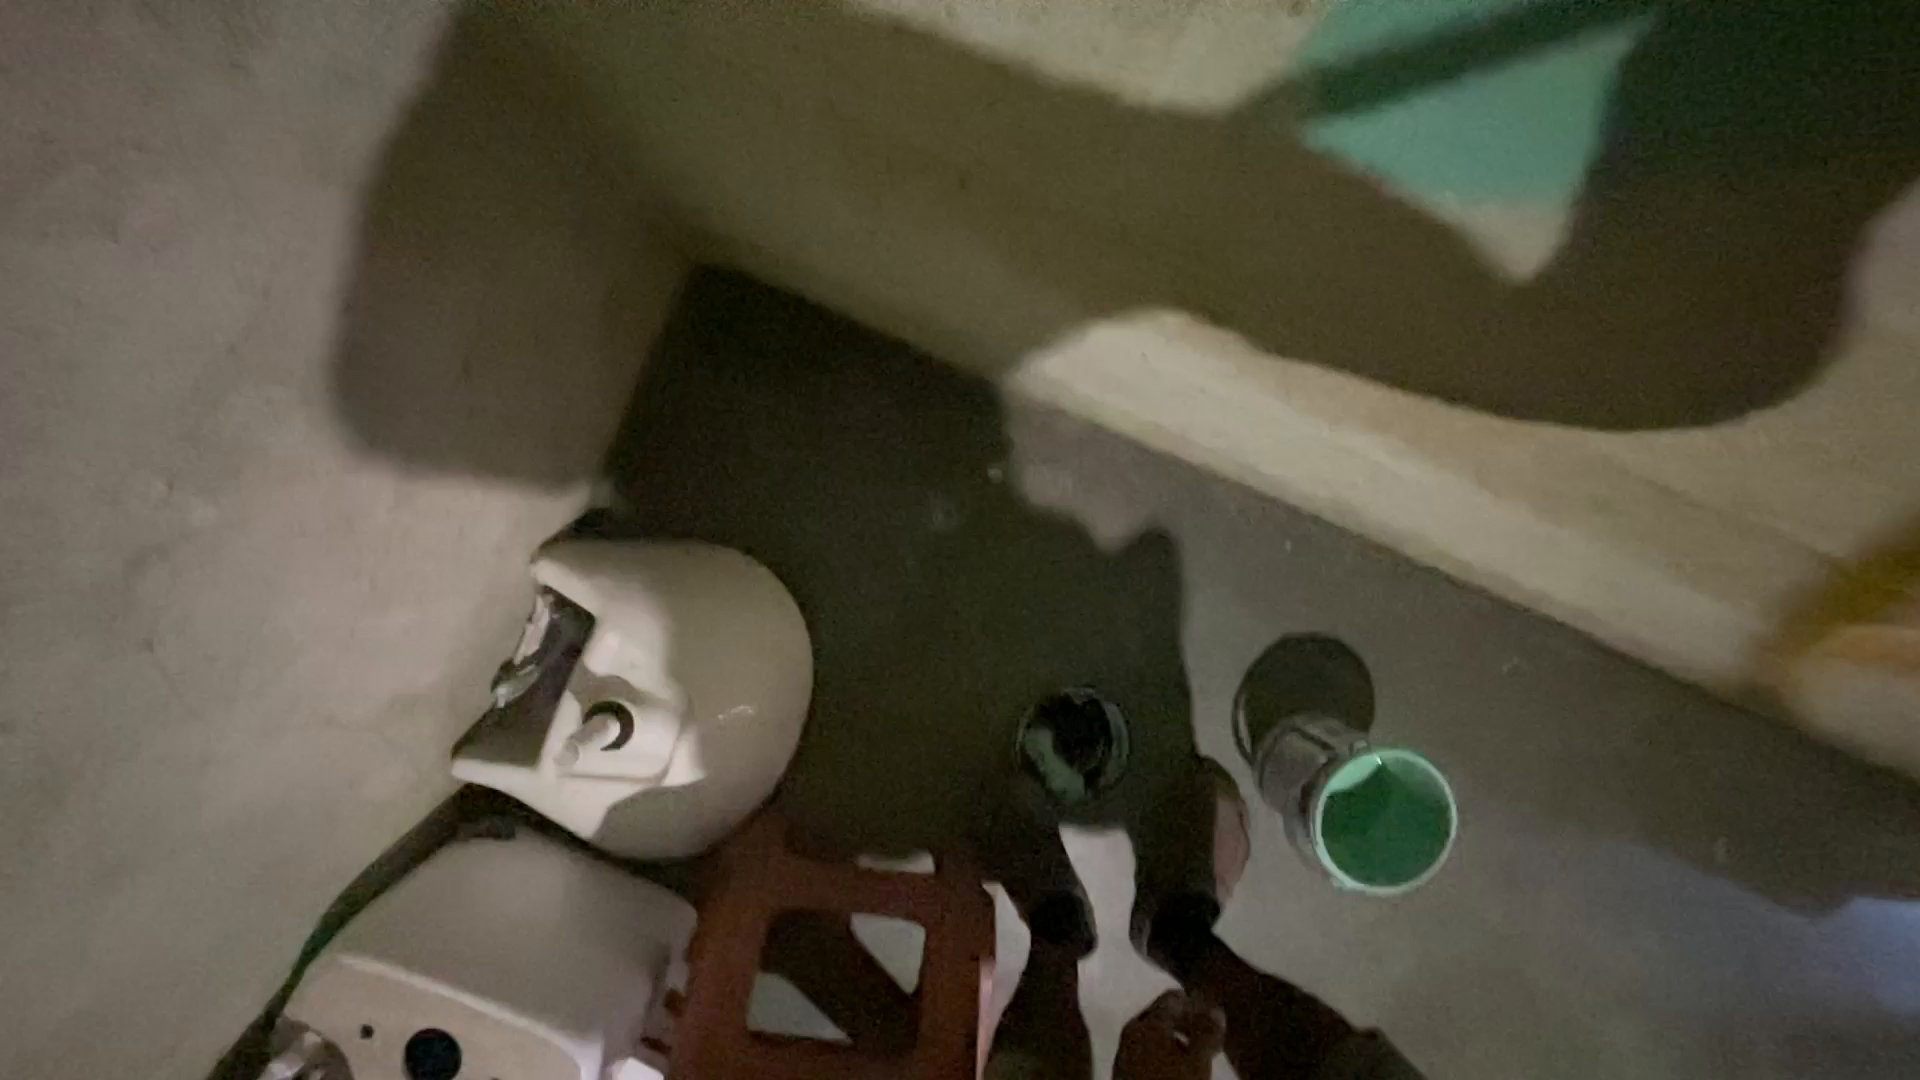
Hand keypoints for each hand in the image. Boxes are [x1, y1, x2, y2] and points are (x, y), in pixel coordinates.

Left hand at [1115, 990, 1225, 1079]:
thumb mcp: (1196, 1064)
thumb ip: (1206, 1033)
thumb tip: (1216, 1010)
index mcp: (1148, 1023)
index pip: (1173, 999)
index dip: (1197, 1006)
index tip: (1216, 1021)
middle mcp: (1132, 1030)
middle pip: (1161, 1014)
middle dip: (1186, 1023)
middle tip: (1210, 1041)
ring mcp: (1125, 1051)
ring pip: (1154, 1034)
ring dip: (1176, 1040)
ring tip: (1197, 1058)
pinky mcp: (1123, 1072)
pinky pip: (1146, 1052)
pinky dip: (1164, 1055)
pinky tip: (1176, 1071)